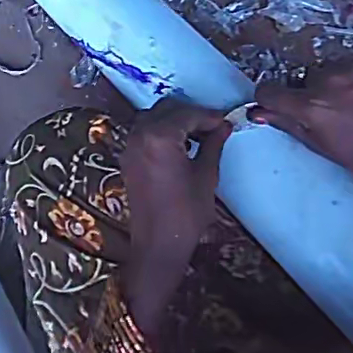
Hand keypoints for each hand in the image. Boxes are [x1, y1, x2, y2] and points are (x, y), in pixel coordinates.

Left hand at [120, 101, 231, 332]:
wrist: (158, 244)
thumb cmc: (185, 213)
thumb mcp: (206, 175)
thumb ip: (213, 144)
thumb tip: (223, 127)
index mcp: (159, 137)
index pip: (188, 113)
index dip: (209, 117)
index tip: (225, 123)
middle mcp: (139, 135)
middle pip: (167, 108)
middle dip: (191, 114)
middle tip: (213, 127)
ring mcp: (130, 146)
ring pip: (154, 117)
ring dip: (175, 120)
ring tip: (199, 135)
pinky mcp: (127, 158)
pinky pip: (145, 132)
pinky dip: (162, 131)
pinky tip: (181, 145)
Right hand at [251, 60, 352, 177]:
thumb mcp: (320, 147)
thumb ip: (286, 124)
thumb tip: (256, 112)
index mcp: (310, 107)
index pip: (269, 91)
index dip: (269, 100)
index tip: (274, 106)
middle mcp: (326, 81)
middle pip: (300, 80)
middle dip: (306, 94)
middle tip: (324, 113)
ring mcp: (350, 68)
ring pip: (323, 71)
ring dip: (328, 84)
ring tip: (348, 105)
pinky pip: (347, 66)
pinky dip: (349, 78)